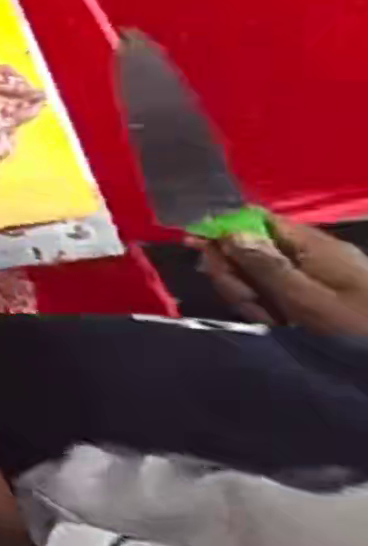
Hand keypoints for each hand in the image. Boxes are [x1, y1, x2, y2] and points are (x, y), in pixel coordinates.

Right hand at [195, 217, 367, 336]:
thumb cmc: (358, 325)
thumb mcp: (307, 298)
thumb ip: (265, 264)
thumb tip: (229, 232)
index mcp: (315, 248)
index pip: (260, 220)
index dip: (224, 228)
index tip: (194, 244)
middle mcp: (310, 255)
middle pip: (247, 250)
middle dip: (231, 273)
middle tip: (244, 298)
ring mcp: (307, 275)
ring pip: (249, 273)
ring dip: (244, 294)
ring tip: (266, 317)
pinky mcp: (305, 293)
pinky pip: (264, 290)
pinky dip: (258, 305)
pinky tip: (271, 320)